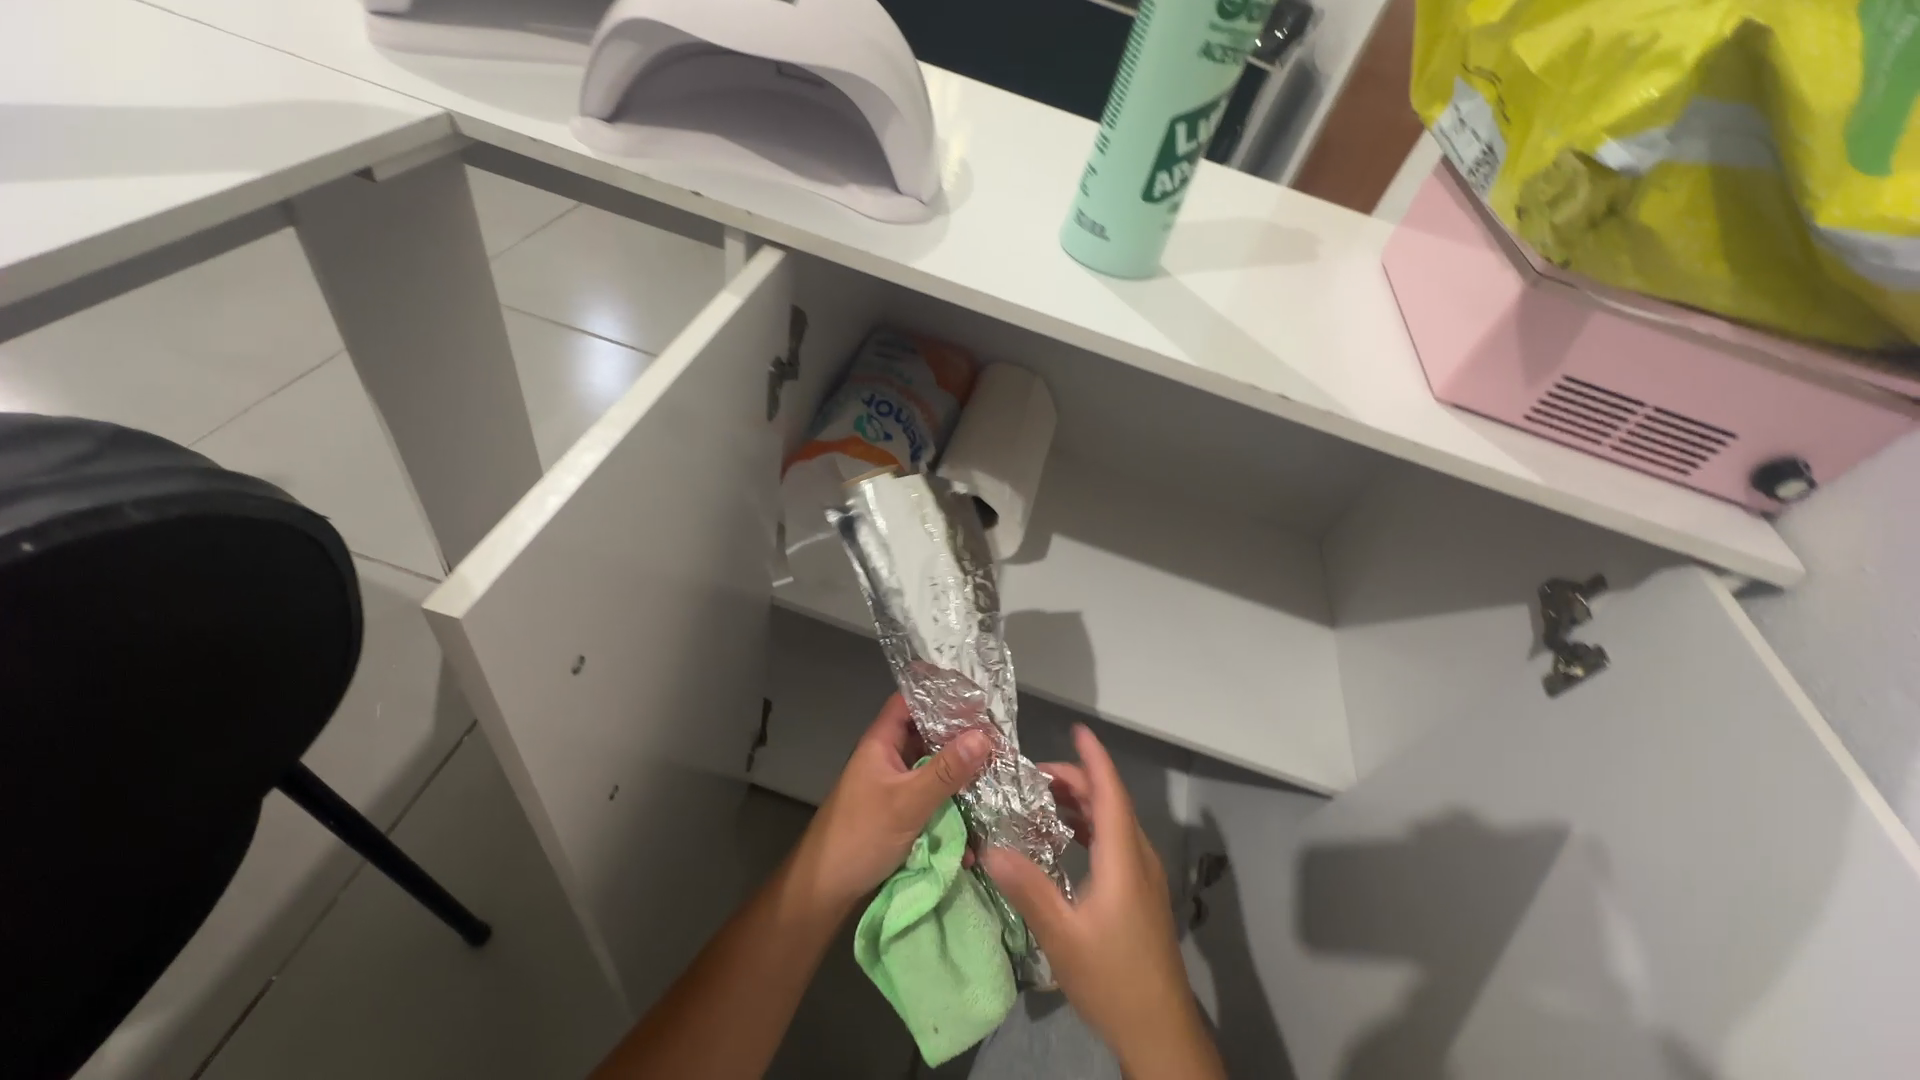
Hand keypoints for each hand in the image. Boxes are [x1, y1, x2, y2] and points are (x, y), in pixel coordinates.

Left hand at [791, 693, 991, 915]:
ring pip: (934, 771)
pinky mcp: (901, 815)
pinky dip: (953, 807)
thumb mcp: (907, 802)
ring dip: (961, 777)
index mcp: (881, 743)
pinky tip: (978, 822)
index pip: (910, 702)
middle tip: (1000, 741)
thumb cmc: (860, 836)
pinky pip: (933, 801)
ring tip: (998, 777)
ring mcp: (895, 788)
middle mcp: (889, 759)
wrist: (825, 890)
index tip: (978, 698)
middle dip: (961, 740)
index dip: (939, 695)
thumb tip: (983, 736)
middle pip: (928, 737)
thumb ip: (946, 771)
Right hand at [983, 725, 1223, 1079]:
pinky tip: (1065, 842)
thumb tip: (989, 847)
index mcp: (1123, 858)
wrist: (1158, 1027)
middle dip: (1077, 781)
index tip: (1078, 730)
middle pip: (1111, 803)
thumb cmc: (1111, 978)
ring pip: (1115, 824)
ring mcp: (1143, 878)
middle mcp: (1138, 859)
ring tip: (1043, 801)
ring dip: (1084, 805)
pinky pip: (1116, 844)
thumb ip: (1028, 888)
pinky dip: (1091, 829)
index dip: (1094, 759)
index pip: (1111, 793)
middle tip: (1033, 777)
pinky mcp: (1141, 895)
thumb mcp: (1062, 935)